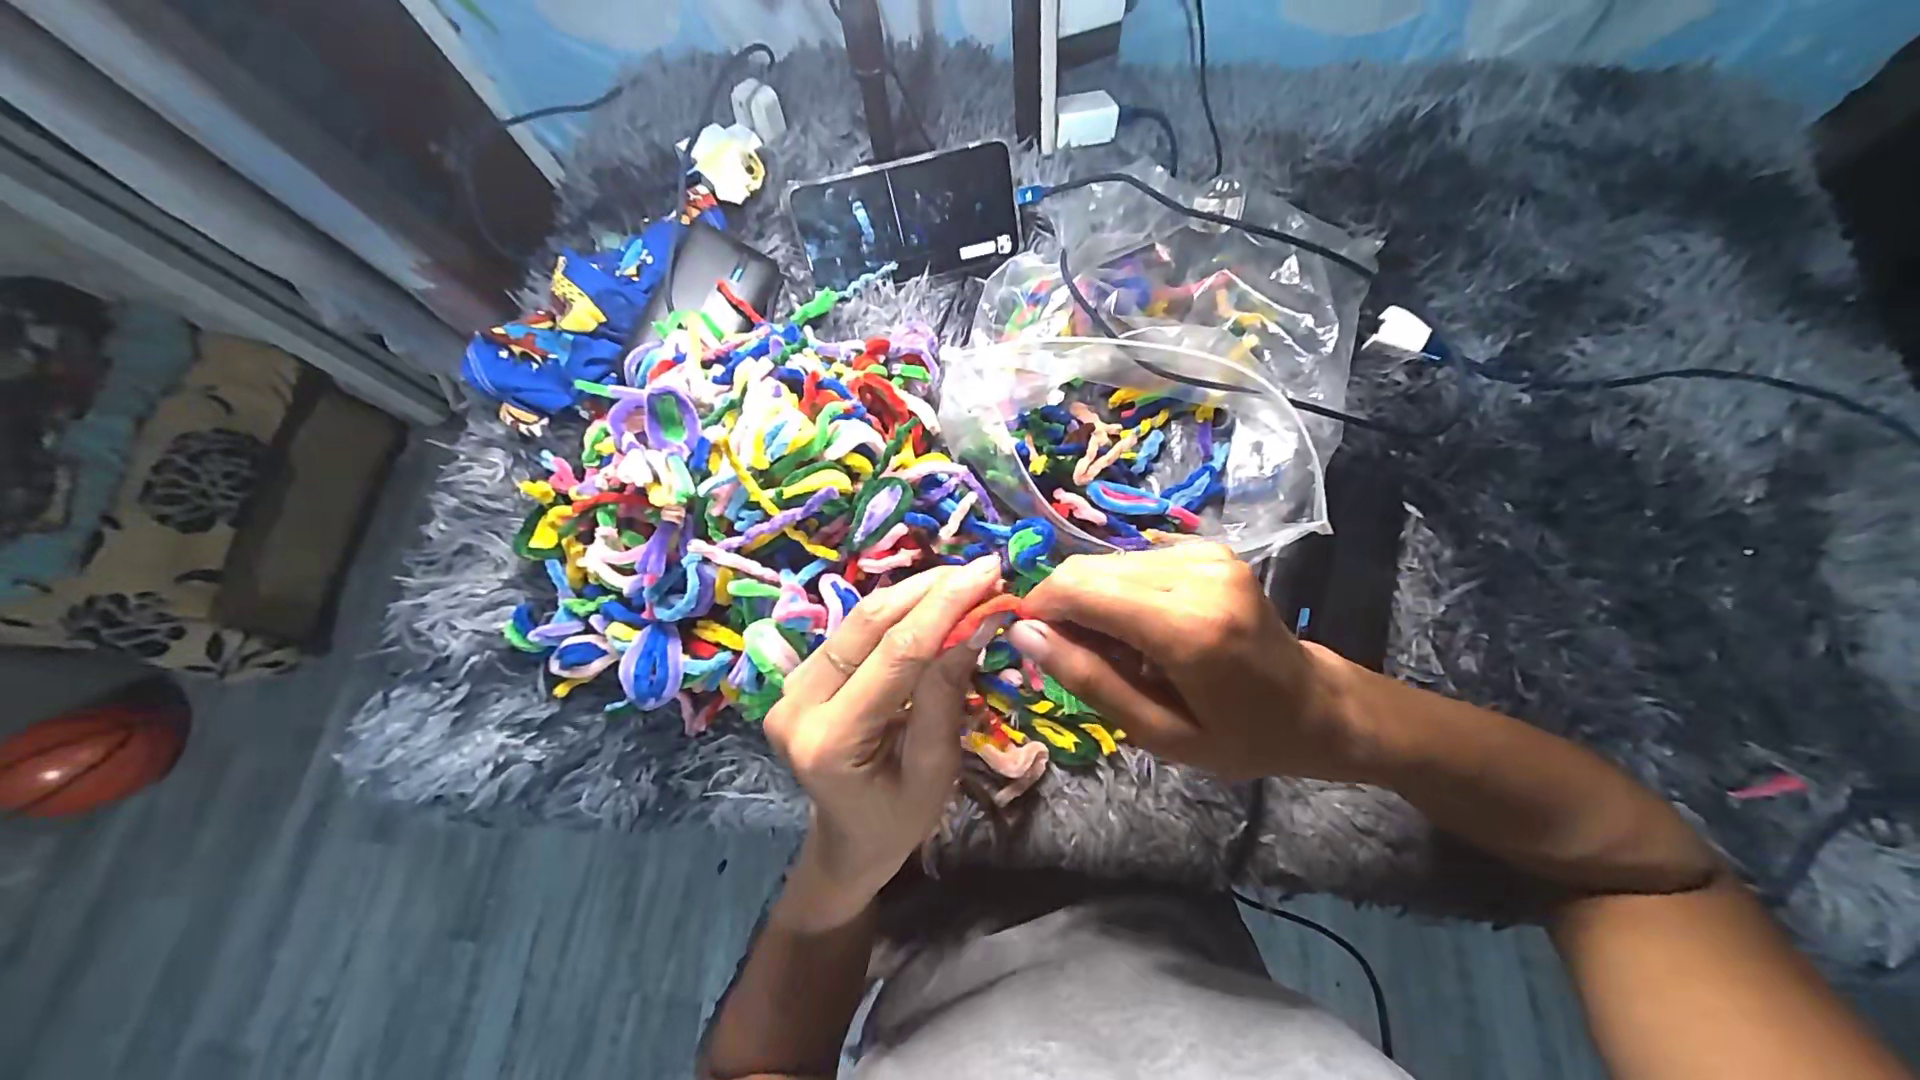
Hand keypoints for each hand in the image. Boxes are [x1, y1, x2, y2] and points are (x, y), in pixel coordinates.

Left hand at [764, 557, 1002, 928]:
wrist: (848, 840)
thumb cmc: (897, 820)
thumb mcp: (934, 770)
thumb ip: (945, 696)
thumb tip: (976, 626)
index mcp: (829, 739)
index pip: (895, 655)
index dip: (945, 608)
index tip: (988, 574)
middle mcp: (796, 704)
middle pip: (868, 625)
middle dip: (929, 591)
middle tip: (981, 571)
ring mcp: (790, 687)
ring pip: (858, 620)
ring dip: (914, 595)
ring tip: (963, 580)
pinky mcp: (799, 677)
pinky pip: (853, 633)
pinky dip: (896, 613)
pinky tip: (930, 601)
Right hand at [1008, 544, 1375, 782]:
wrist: (1316, 705)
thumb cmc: (1239, 736)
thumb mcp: (1157, 732)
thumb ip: (1087, 679)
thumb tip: (1023, 632)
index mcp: (1189, 627)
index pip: (1080, 588)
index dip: (1041, 609)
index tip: (1036, 645)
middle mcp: (1198, 574)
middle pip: (1088, 569)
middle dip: (1064, 608)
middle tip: (1081, 656)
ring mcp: (1207, 554)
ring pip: (1105, 563)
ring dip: (1093, 603)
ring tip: (1122, 649)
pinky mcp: (1208, 548)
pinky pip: (1132, 562)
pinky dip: (1120, 594)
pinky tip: (1143, 628)